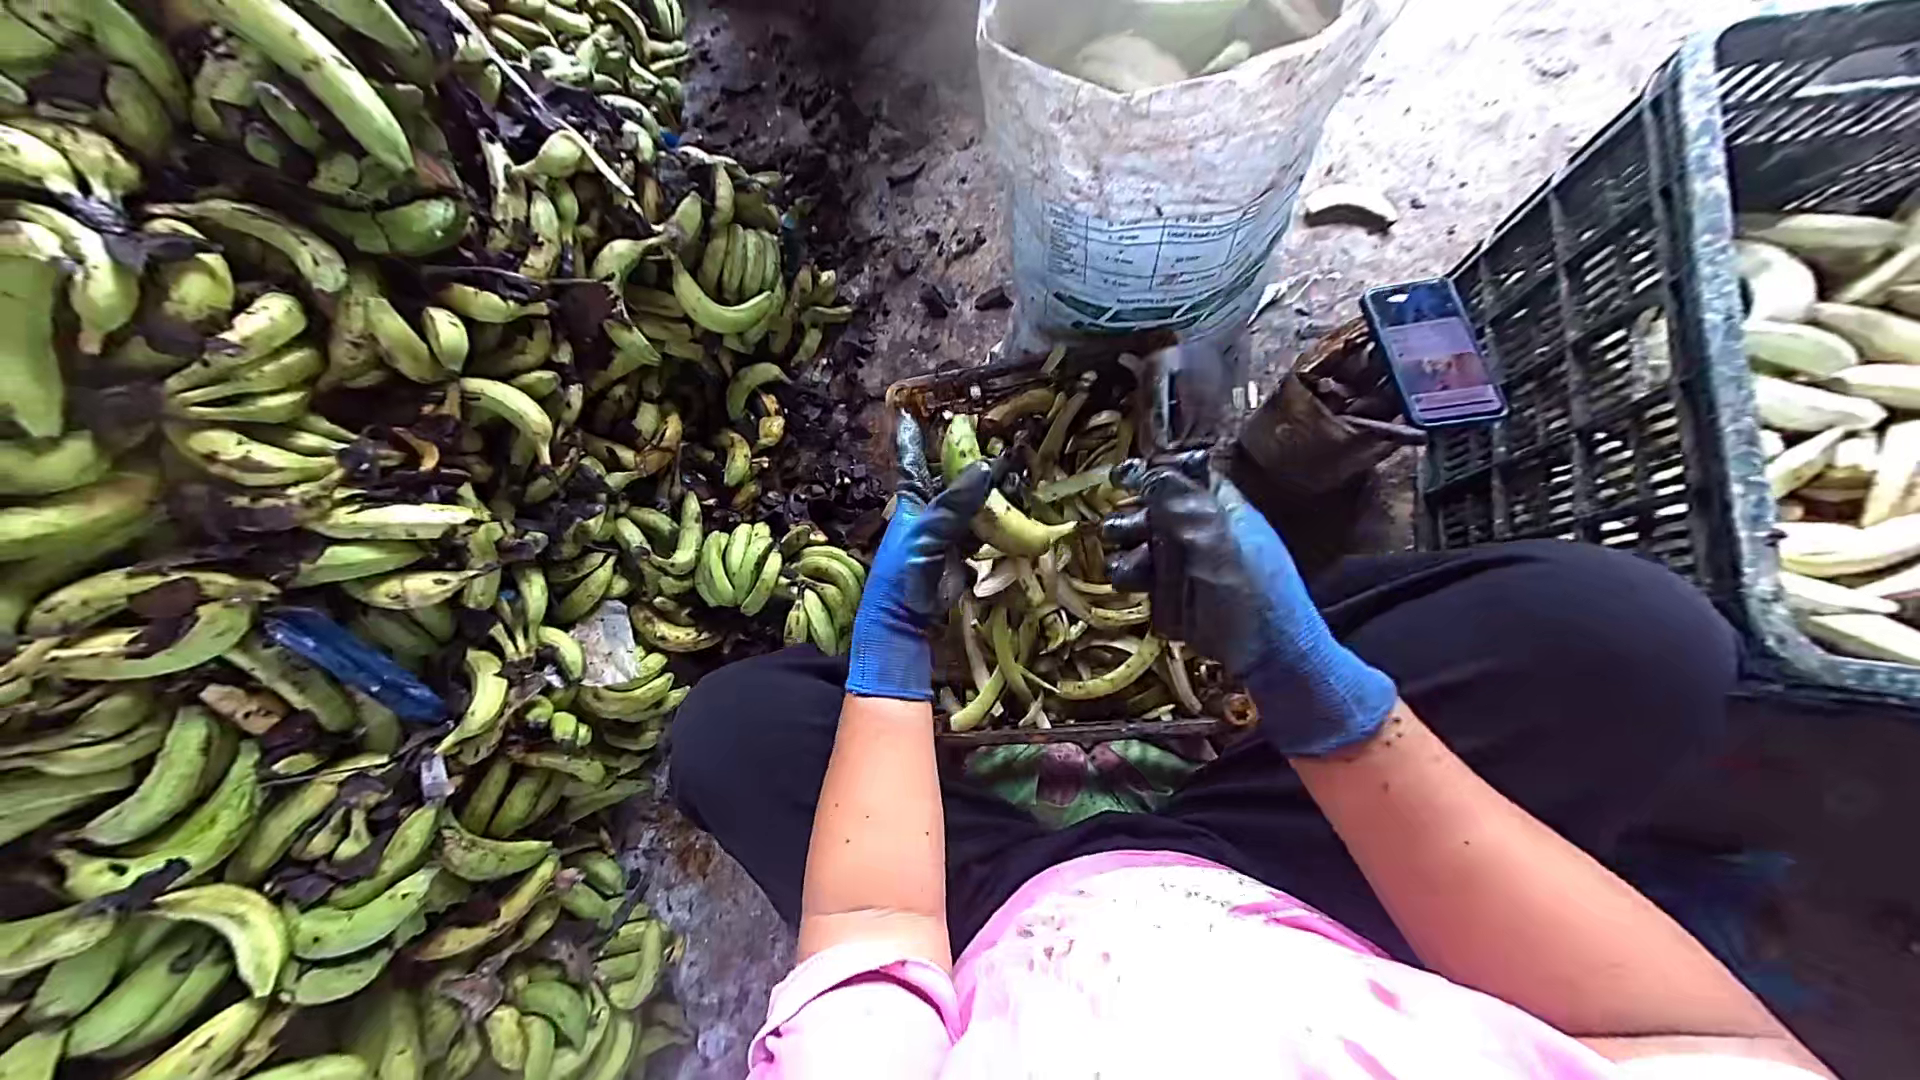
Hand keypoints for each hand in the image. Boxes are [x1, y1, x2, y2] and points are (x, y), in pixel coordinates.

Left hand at [845, 412, 993, 700]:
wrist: (904, 619)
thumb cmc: (903, 572)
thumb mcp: (927, 533)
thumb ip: (955, 503)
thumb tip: (985, 468)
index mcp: (913, 500)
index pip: (913, 460)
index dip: (913, 437)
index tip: (912, 410)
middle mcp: (930, 510)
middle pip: (951, 477)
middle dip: (967, 459)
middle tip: (990, 436)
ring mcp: (947, 531)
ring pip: (970, 502)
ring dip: (988, 489)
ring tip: (1011, 470)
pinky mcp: (962, 552)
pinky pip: (981, 528)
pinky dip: (996, 520)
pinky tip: (1012, 510)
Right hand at [1102, 450, 1396, 755]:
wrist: (1264, 657)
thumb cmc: (1251, 594)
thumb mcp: (1218, 545)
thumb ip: (1183, 505)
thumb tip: (1147, 472)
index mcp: (1218, 506)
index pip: (1182, 472)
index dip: (1152, 471)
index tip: (1122, 477)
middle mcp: (1195, 527)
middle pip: (1149, 504)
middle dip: (1131, 515)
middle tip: (1125, 529)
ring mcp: (1179, 558)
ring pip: (1135, 538)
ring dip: (1125, 546)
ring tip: (1134, 564)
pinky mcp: (1165, 589)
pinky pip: (1134, 570)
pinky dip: (1127, 574)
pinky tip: (1133, 585)